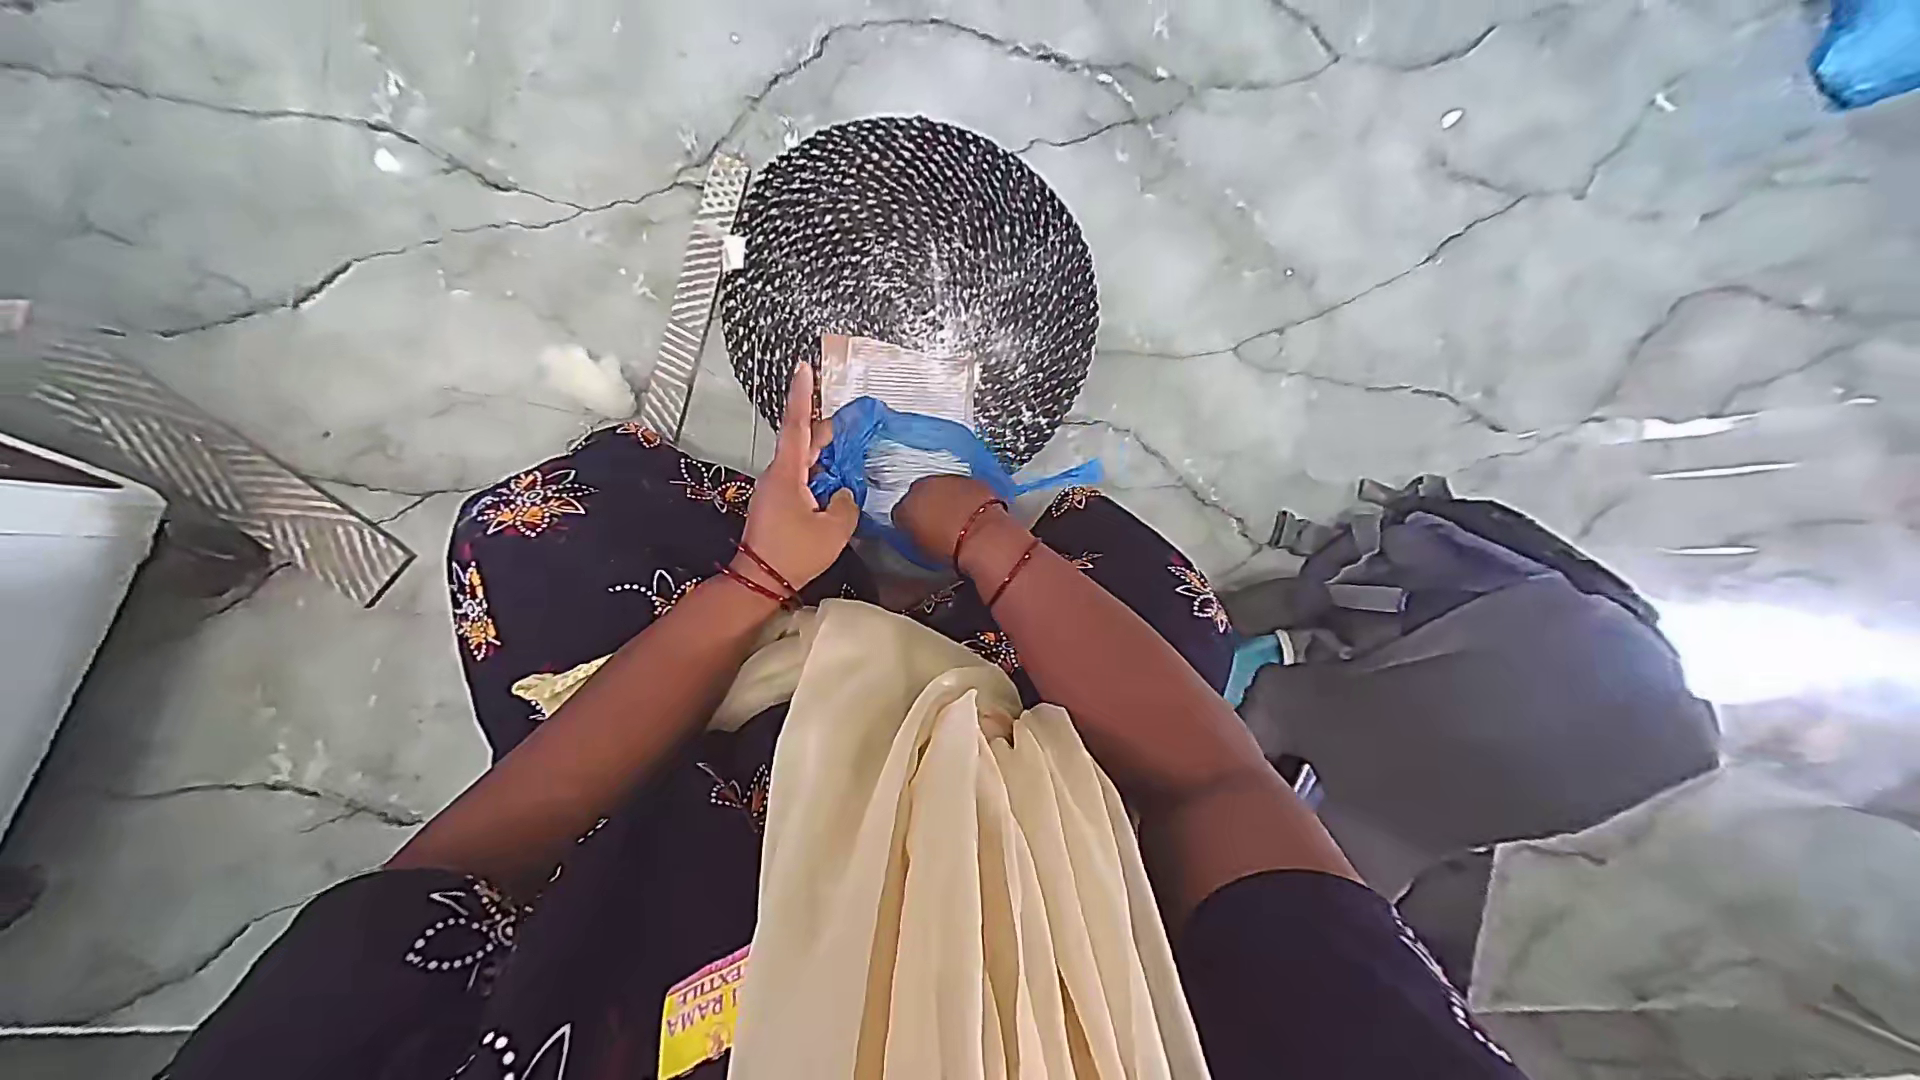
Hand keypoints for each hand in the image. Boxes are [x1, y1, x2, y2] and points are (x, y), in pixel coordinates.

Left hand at [735, 364, 858, 593]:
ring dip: (822, 455)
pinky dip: (816, 474)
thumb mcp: (834, 529)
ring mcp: (773, 490)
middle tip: (846, 421)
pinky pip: (799, 479)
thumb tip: (843, 494)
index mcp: (787, 474)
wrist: (760, 579)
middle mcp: (777, 475)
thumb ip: (845, 503)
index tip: (803, 367)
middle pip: (801, 441)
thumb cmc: (795, 553)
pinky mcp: (775, 503)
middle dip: (823, 429)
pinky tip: (833, 483)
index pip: (796, 426)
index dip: (801, 396)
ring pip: (801, 461)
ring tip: (844, 453)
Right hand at [895, 474, 1026, 569]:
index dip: (911, 523)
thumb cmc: (948, 551)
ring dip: (947, 497)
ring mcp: (947, 479)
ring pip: (942, 487)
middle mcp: (920, 488)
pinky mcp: (970, 478)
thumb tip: (920, 531)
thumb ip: (915, 535)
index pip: (901, 513)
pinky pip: (963, 487)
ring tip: (958, 516)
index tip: (920, 532)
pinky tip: (973, 510)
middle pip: (920, 493)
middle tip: (939, 522)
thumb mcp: (922, 550)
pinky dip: (966, 496)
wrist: (983, 537)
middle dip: (927, 504)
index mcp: (903, 509)